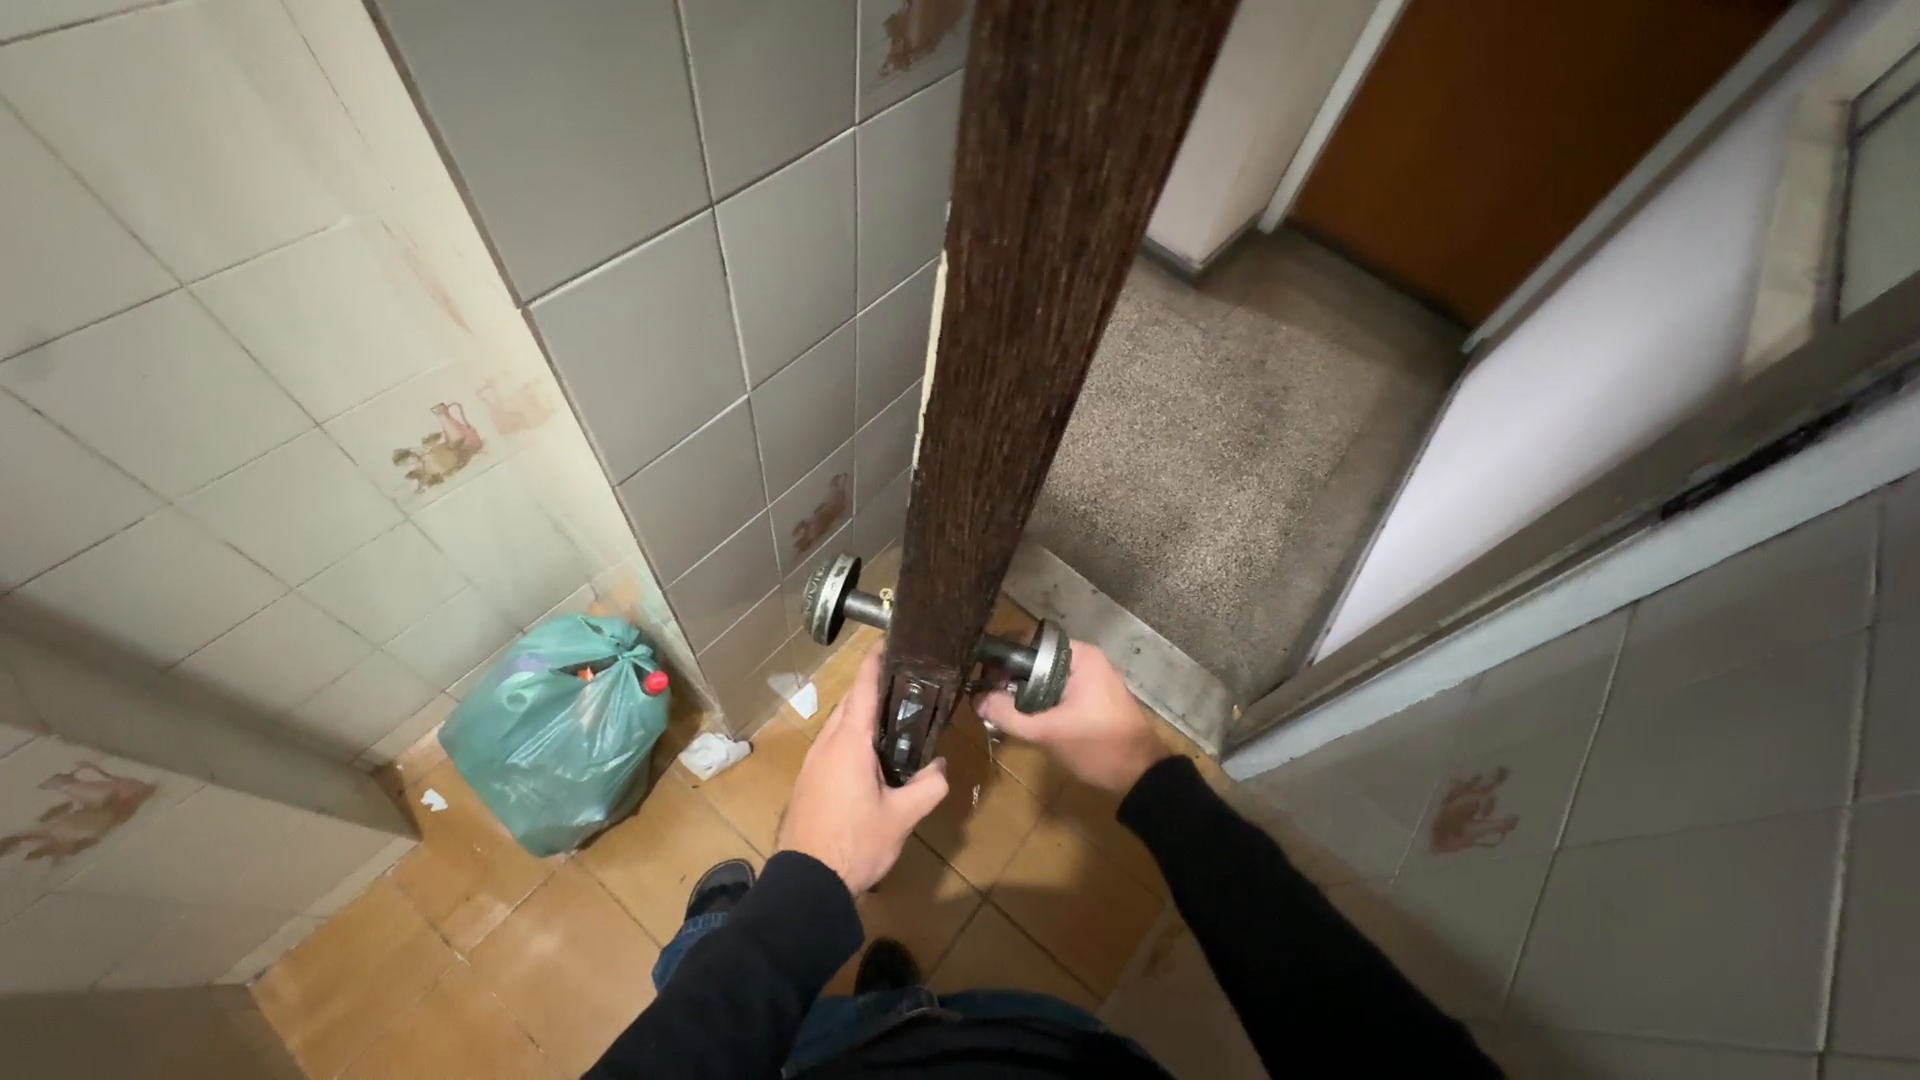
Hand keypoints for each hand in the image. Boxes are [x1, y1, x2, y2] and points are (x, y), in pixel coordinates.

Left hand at [777, 644, 948, 893]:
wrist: (805, 883)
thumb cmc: (854, 843)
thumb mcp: (902, 818)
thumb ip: (928, 787)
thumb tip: (940, 767)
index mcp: (849, 742)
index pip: (863, 687)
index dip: (876, 660)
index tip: (890, 639)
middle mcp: (827, 743)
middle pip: (851, 703)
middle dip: (875, 689)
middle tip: (909, 686)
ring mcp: (813, 761)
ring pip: (840, 725)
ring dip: (863, 716)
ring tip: (896, 721)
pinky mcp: (808, 780)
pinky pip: (833, 745)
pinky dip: (853, 737)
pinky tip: (873, 757)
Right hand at [975, 642, 1170, 794]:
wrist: (1141, 776)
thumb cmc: (1098, 747)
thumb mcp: (1047, 732)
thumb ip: (1008, 715)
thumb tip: (975, 699)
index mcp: (1079, 656)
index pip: (1032, 639)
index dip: (1005, 654)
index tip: (983, 674)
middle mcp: (1085, 660)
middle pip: (1036, 657)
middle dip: (1010, 674)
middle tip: (986, 693)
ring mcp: (1090, 679)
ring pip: (1044, 675)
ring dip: (1023, 689)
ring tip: (997, 705)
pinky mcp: (1090, 697)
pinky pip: (1056, 689)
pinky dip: (1038, 699)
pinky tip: (1021, 716)